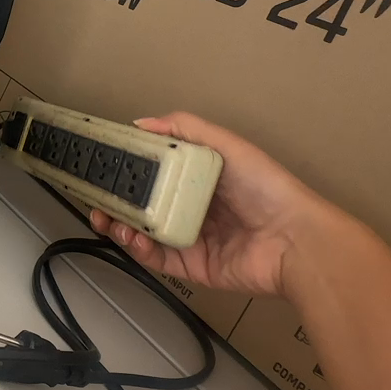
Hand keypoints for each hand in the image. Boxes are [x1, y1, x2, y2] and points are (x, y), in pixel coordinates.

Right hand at [86, 112, 347, 299]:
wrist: (297, 240)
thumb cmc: (266, 187)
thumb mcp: (226, 145)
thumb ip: (185, 128)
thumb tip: (140, 122)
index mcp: (196, 179)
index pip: (152, 173)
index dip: (125, 171)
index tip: (102, 168)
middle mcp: (190, 207)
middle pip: (141, 205)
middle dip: (114, 202)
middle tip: (94, 199)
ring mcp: (189, 238)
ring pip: (142, 233)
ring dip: (120, 226)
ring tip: (109, 220)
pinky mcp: (192, 266)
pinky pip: (157, 259)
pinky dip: (139, 249)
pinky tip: (132, 238)